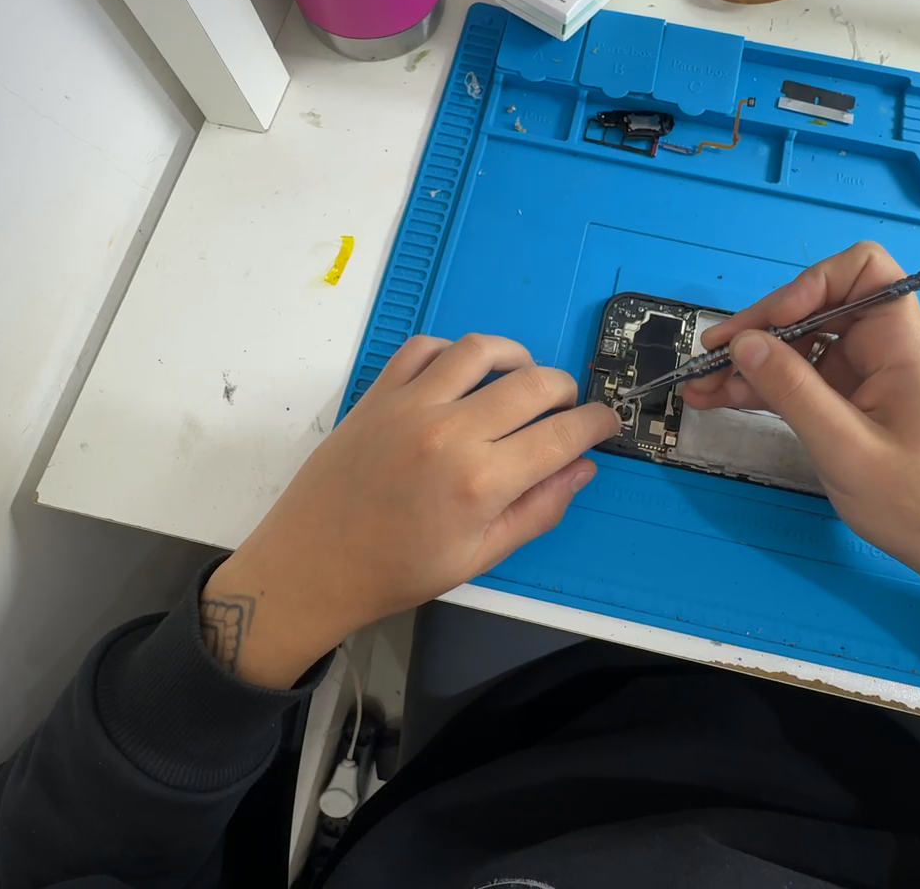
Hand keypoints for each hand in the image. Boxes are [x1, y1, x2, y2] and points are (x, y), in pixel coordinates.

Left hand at [202, 334, 620, 686]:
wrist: (311, 566)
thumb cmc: (398, 571)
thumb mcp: (480, 557)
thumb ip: (539, 510)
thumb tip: (583, 468)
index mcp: (481, 482)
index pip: (563, 435)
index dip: (597, 423)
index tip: (608, 421)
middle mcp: (450, 432)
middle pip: (534, 383)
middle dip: (568, 390)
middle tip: (568, 409)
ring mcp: (411, 404)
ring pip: (482, 350)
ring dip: (517, 357)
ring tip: (522, 379)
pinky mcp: (379, 393)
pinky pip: (425, 347)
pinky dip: (454, 350)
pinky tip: (463, 373)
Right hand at [681, 243, 919, 577]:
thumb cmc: (918, 501)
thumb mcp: (845, 448)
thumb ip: (792, 391)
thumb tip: (742, 343)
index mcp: (899, 342)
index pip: (863, 270)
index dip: (811, 284)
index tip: (773, 323)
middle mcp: (880, 346)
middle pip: (814, 306)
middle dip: (760, 328)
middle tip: (710, 357)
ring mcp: (861, 373)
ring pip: (797, 345)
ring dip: (749, 362)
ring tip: (699, 386)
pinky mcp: (845, 400)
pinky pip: (797, 378)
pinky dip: (760, 386)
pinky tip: (719, 398)